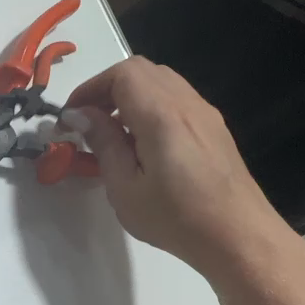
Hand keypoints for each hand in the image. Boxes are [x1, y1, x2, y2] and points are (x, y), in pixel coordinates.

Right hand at [62, 57, 298, 284]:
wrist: (234, 233)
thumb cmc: (172, 217)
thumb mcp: (124, 187)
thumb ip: (103, 144)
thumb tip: (80, 115)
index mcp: (162, 116)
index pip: (124, 75)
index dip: (90, 88)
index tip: (69, 118)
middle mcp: (186, 104)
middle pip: (143, 71)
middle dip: (106, 90)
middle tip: (84, 123)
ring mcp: (204, 113)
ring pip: (161, 82)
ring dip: (127, 98)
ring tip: (106, 134)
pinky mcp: (211, 127)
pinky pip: (174, 100)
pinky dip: (147, 108)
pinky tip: (136, 143)